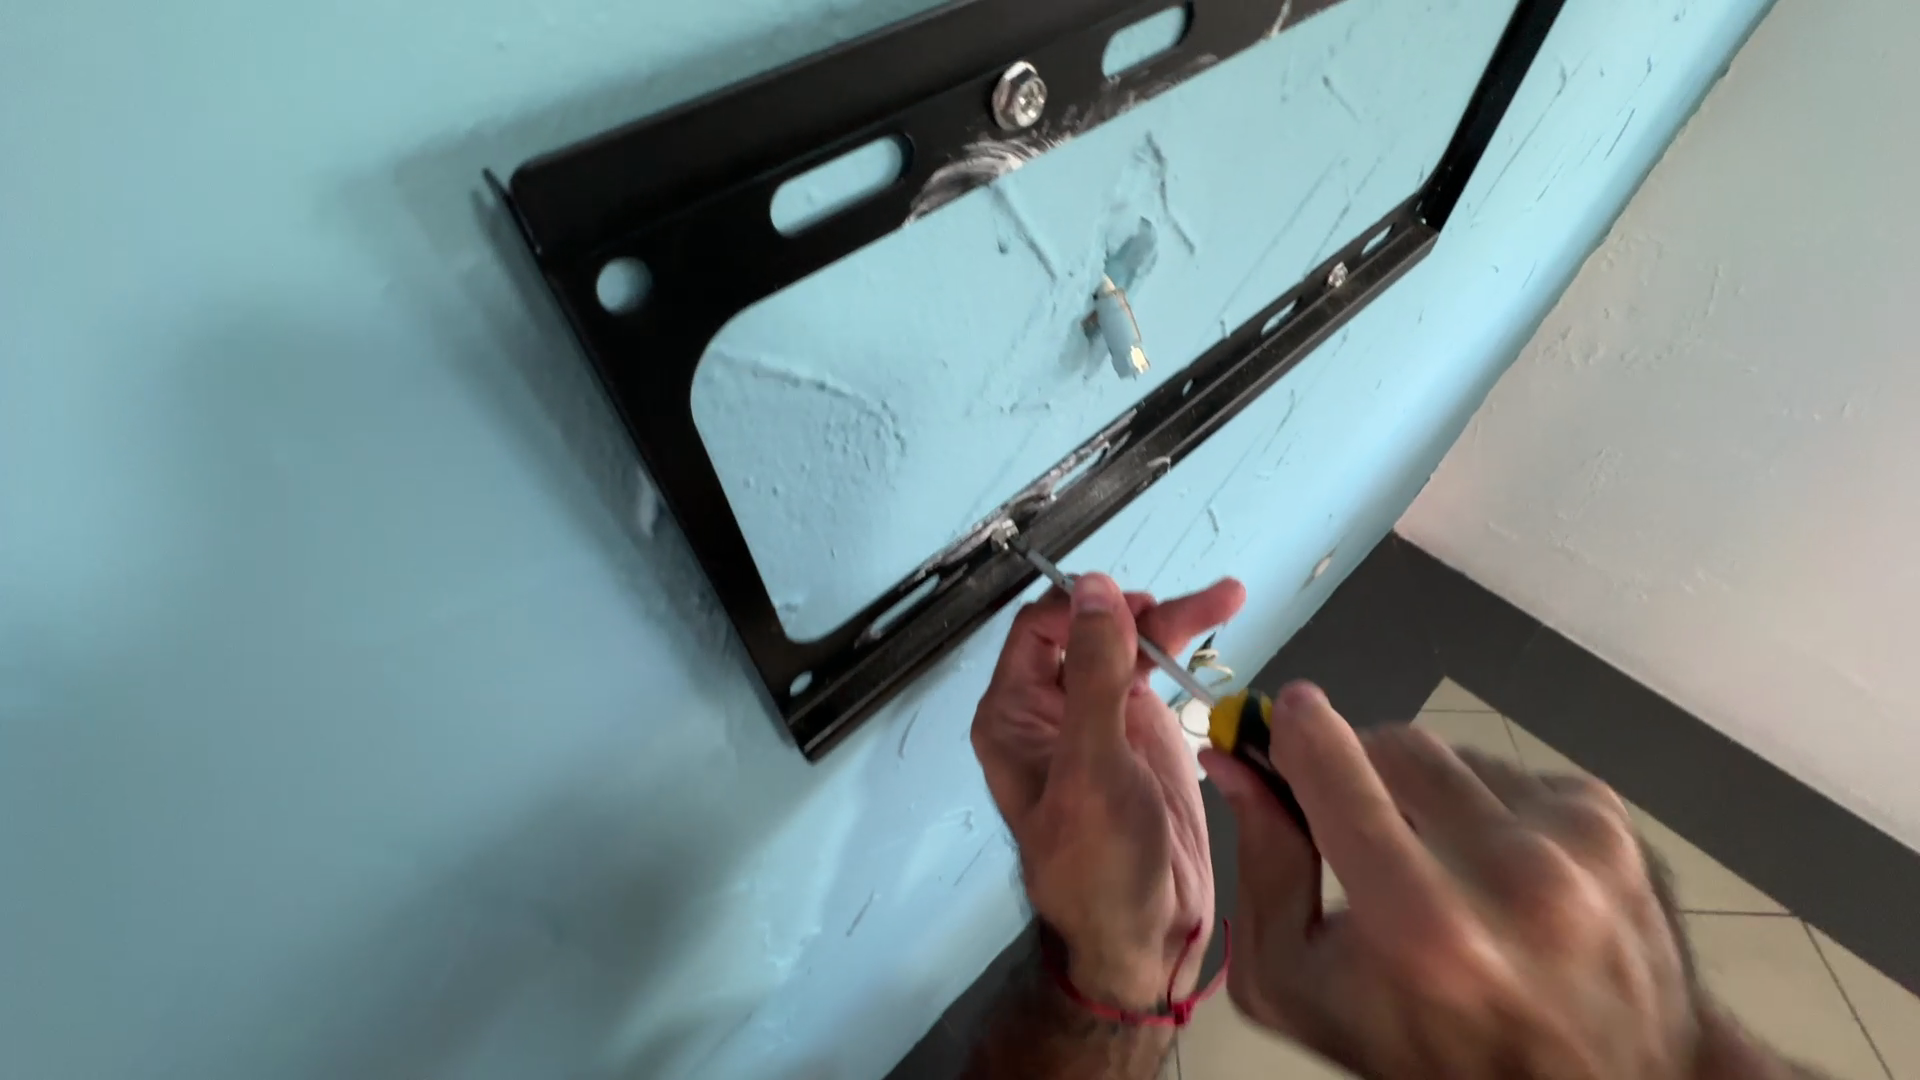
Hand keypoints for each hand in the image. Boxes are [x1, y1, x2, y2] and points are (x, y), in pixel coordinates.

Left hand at [972, 572, 1244, 1008]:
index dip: (1081, 609)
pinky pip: (1155, 670)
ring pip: (1126, 643)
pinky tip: (1218, 616)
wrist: (1150, 933)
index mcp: (1014, 712)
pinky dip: (1183, 644)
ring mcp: (1096, 711)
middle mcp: (1049, 704)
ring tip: (1226, 597)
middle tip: (1186, 609)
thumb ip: (1094, 675)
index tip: (1134, 606)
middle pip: (1087, 630)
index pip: (1037, 631)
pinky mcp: (1138, 725)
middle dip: (1135, 611)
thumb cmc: (1101, 862)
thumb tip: (1094, 587)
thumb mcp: (1093, 768)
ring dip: (1171, 619)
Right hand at [1201, 683, 1706, 1078]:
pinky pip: (1507, 770)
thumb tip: (1233, 760)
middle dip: (1357, 764)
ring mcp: (1579, 847)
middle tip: (1352, 810)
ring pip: (1449, 753)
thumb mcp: (1296, 980)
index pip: (1334, 768)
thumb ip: (1258, 863)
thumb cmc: (1418, 1045)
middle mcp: (1511, 874)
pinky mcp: (1619, 830)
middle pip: (1391, 744)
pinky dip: (1481, 801)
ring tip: (1433, 855)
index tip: (1283, 714)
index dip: (1296, 728)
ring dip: (1420, 786)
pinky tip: (1492, 865)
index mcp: (1419, 924)